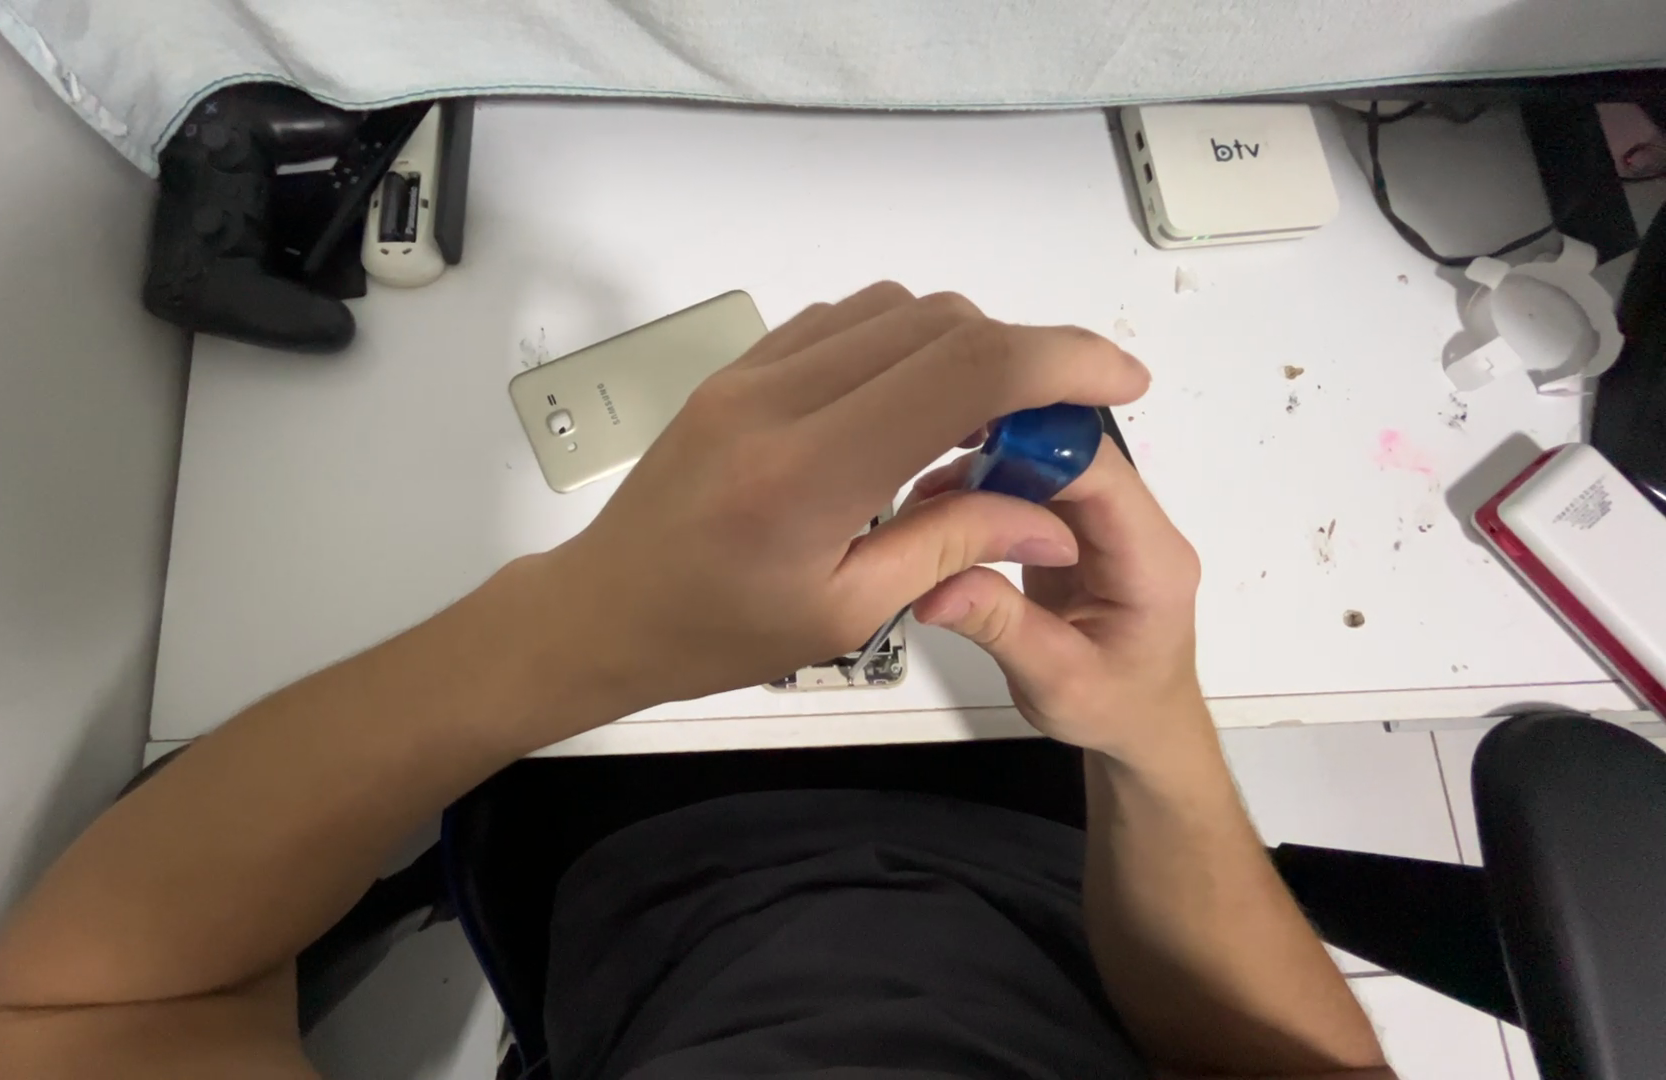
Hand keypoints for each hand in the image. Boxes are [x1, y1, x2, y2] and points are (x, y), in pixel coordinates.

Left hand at [545, 282, 1150, 709]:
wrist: (605, 608)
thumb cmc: (715, 635)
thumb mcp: (843, 612)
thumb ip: (951, 544)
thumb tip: (1047, 512)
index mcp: (809, 471)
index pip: (964, 367)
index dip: (1062, 359)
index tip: (1118, 382)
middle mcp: (778, 398)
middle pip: (938, 322)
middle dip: (1019, 355)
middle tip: (1043, 422)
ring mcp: (747, 374)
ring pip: (890, 309)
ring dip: (957, 345)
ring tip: (976, 417)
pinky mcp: (733, 372)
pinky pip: (837, 324)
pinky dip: (896, 343)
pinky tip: (902, 403)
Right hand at [906, 439, 1205, 765]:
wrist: (1139, 728)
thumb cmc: (1114, 712)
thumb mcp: (1054, 680)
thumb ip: (998, 626)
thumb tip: (931, 588)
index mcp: (1150, 562)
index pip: (1101, 477)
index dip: (1038, 453)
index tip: (965, 455)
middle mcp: (1135, 532)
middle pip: (1075, 462)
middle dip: (1004, 457)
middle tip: (931, 482)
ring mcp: (1106, 532)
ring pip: (1051, 472)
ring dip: (991, 474)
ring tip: (929, 499)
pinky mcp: (1077, 538)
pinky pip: (1036, 497)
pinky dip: (991, 495)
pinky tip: (947, 512)